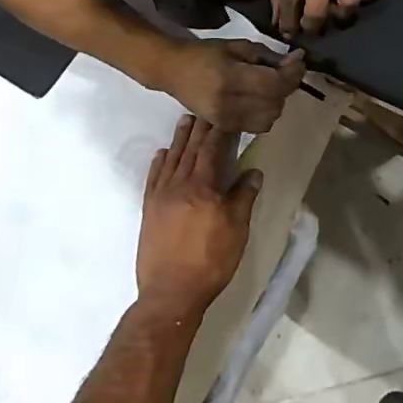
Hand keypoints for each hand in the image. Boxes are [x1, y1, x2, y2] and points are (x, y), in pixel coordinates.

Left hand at [136, 117, 262, 316]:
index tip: (228, 112)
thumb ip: (244, 196)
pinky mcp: (149, 211)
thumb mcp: (237, 228)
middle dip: (200, 127)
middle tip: (206, 107)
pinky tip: (163, 153)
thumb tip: (253, 172)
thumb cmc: (211, 261)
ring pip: (171, 160)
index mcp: (203, 187)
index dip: (220, 129)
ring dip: (179, 139)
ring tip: (186, 120)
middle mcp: (179, 186)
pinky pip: (153, 179)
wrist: (170, 295)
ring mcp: (161, 198)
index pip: (212, 149)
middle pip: (191, 149)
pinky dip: (159, 162)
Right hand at [153, 40, 305, 132]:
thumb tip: (297, 60)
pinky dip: (264, 113)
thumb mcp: (240, 46)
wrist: (172, 71)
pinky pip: (256, 126)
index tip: (299, 61)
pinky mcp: (223, 127)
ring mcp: (225, 119)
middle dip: (286, 87)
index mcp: (231, 78)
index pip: (276, 84)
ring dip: (276, 103)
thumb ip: (269, 56)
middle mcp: (229, 103)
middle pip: (276, 103)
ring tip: (270, 87)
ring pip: (269, 119)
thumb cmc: (206, 53)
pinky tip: (258, 99)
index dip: (294, 74)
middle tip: (283, 73)